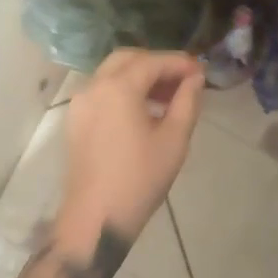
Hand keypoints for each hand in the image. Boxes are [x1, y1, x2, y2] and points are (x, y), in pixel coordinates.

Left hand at [55, 49, 204, 251]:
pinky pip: (102, 91)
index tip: (202, 71)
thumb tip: (195, 78)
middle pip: (128, 58)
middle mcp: (94, 86)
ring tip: (168, 97)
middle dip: (157, 63)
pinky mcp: (76, 120)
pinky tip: (144, 110)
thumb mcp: (174, 140)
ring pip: (112, 73)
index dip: (180, 63)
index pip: (153, 61)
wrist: (95, 219)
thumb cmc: (139, 179)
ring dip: (140, 76)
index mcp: (118, 88)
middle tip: (184, 80)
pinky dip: (124, 89)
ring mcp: (80, 103)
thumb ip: (187, 101)